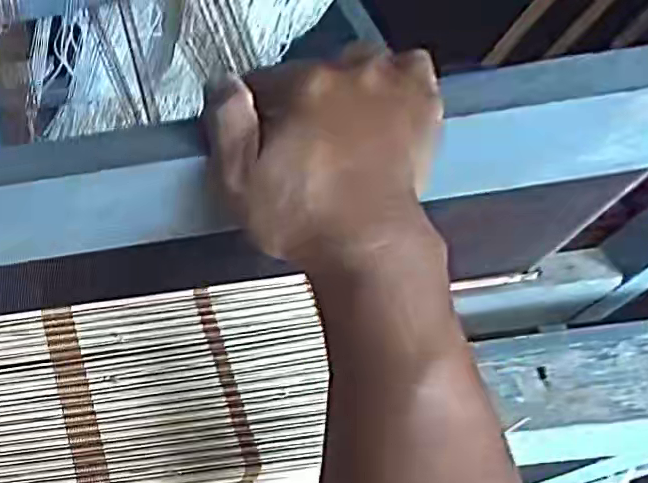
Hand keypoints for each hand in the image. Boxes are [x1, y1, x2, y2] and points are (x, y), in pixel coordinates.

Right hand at [204, 48, 443, 276]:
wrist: (366, 243)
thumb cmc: (305, 220)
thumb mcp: (238, 183)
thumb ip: (228, 127)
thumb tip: (226, 88)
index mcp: (304, 87)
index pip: (264, 82)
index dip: (253, 115)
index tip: (254, 142)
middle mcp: (352, 74)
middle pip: (314, 76)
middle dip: (301, 106)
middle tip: (296, 150)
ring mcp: (393, 85)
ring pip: (359, 73)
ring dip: (344, 98)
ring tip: (334, 142)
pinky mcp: (421, 105)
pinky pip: (405, 78)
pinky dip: (388, 95)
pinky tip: (373, 125)